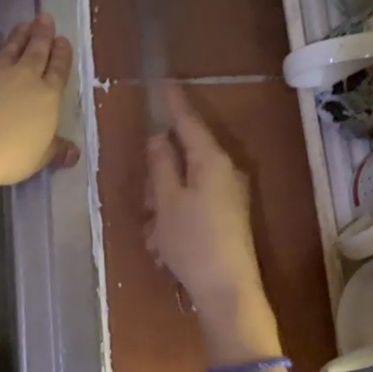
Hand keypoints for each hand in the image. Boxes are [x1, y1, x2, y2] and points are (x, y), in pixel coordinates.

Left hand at [0, 14, 77, 200]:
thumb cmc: (9, 156)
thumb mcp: (39, 158)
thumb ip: (57, 150)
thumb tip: (75, 152)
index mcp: (48, 96)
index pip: (59, 70)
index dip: (62, 54)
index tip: (63, 40)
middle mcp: (25, 76)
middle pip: (37, 51)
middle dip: (43, 34)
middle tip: (45, 18)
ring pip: (12, 47)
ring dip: (19, 34)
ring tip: (24, 24)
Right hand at [145, 82, 279, 359]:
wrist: (227, 290)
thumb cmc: (193, 241)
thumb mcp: (167, 201)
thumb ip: (161, 164)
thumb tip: (160, 137)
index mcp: (211, 161)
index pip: (189, 122)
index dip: (173, 103)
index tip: (163, 81)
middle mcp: (224, 173)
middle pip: (182, 157)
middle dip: (157, 177)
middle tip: (145, 204)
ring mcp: (227, 196)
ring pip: (181, 186)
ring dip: (161, 206)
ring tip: (154, 237)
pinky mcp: (224, 218)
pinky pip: (190, 207)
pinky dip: (172, 222)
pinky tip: (164, 249)